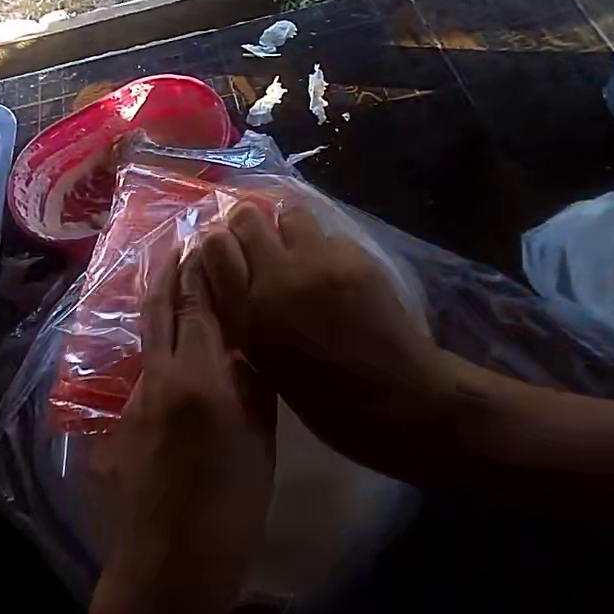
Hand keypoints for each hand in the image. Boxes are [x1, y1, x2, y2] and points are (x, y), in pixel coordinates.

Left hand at [101, 250, 275, 585]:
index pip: (198, 304)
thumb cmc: (229, 506)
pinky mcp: (119, 417)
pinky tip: (172, 354)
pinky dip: (158, 349)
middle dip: (169, 269)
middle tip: (179, 242)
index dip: (200, 269)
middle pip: (158, 305)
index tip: (204, 240)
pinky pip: (142, 369)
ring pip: (147, 336)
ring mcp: (133, 395)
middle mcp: (159, 373)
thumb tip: (244, 348)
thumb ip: (250, 384)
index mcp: (199, 375)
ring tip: (175, 285)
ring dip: (160, 305)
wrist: (167, 560)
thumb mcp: (257, 440)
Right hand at [197, 202, 458, 482]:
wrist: (399, 401)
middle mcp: (277, 280)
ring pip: (289, 213)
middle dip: (246, 223)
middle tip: (255, 239)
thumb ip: (241, 315)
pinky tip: (331, 272)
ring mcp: (319, 264)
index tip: (223, 249)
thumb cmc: (324, 398)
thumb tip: (229, 277)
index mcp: (248, 315)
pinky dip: (323, 248)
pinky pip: (328, 235)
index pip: (214, 246)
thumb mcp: (263, 361)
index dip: (216, 241)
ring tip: (295, 249)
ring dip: (286, 227)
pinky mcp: (356, 258)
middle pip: (247, 217)